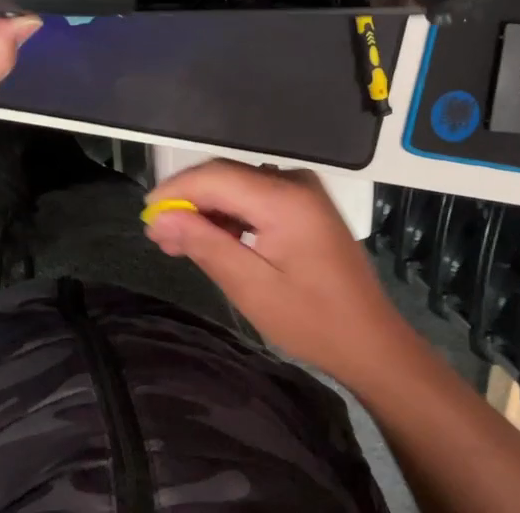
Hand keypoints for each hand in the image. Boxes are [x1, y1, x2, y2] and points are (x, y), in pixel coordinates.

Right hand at [143, 160, 407, 382]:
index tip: (146, 217)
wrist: (373, 342)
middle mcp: (294, 182)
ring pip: (238, 185)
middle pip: (226, 176)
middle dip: (188, 201)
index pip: (215, 176)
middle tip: (158, 235)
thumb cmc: (313, 321)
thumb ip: (205, 244)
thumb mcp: (252, 287)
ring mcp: (304, 191)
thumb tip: (160, 219)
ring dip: (207, 209)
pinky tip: (213, 239)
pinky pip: (256, 196)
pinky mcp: (306, 205)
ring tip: (178, 242)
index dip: (175, 192)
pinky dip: (231, 214)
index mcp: (284, 197)